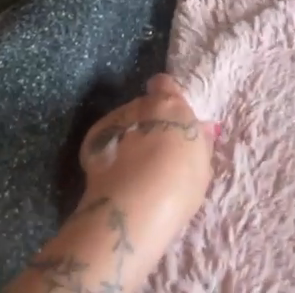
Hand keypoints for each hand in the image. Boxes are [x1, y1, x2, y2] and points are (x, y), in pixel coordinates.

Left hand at [6, 76, 214, 292]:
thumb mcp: (202, 166)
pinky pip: (104, 141)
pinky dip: (109, 152)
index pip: (165, 84)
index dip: (166, 97)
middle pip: (144, 106)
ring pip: (123, 123)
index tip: (170, 117)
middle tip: (156, 150)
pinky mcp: (92, 144)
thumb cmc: (178, 186)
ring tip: (133, 168)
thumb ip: (200, 141)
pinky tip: (115, 174)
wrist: (134, 210)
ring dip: (128, 136)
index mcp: (171, 105)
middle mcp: (140, 106)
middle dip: (149, 122)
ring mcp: (114, 123)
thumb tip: (202, 130)